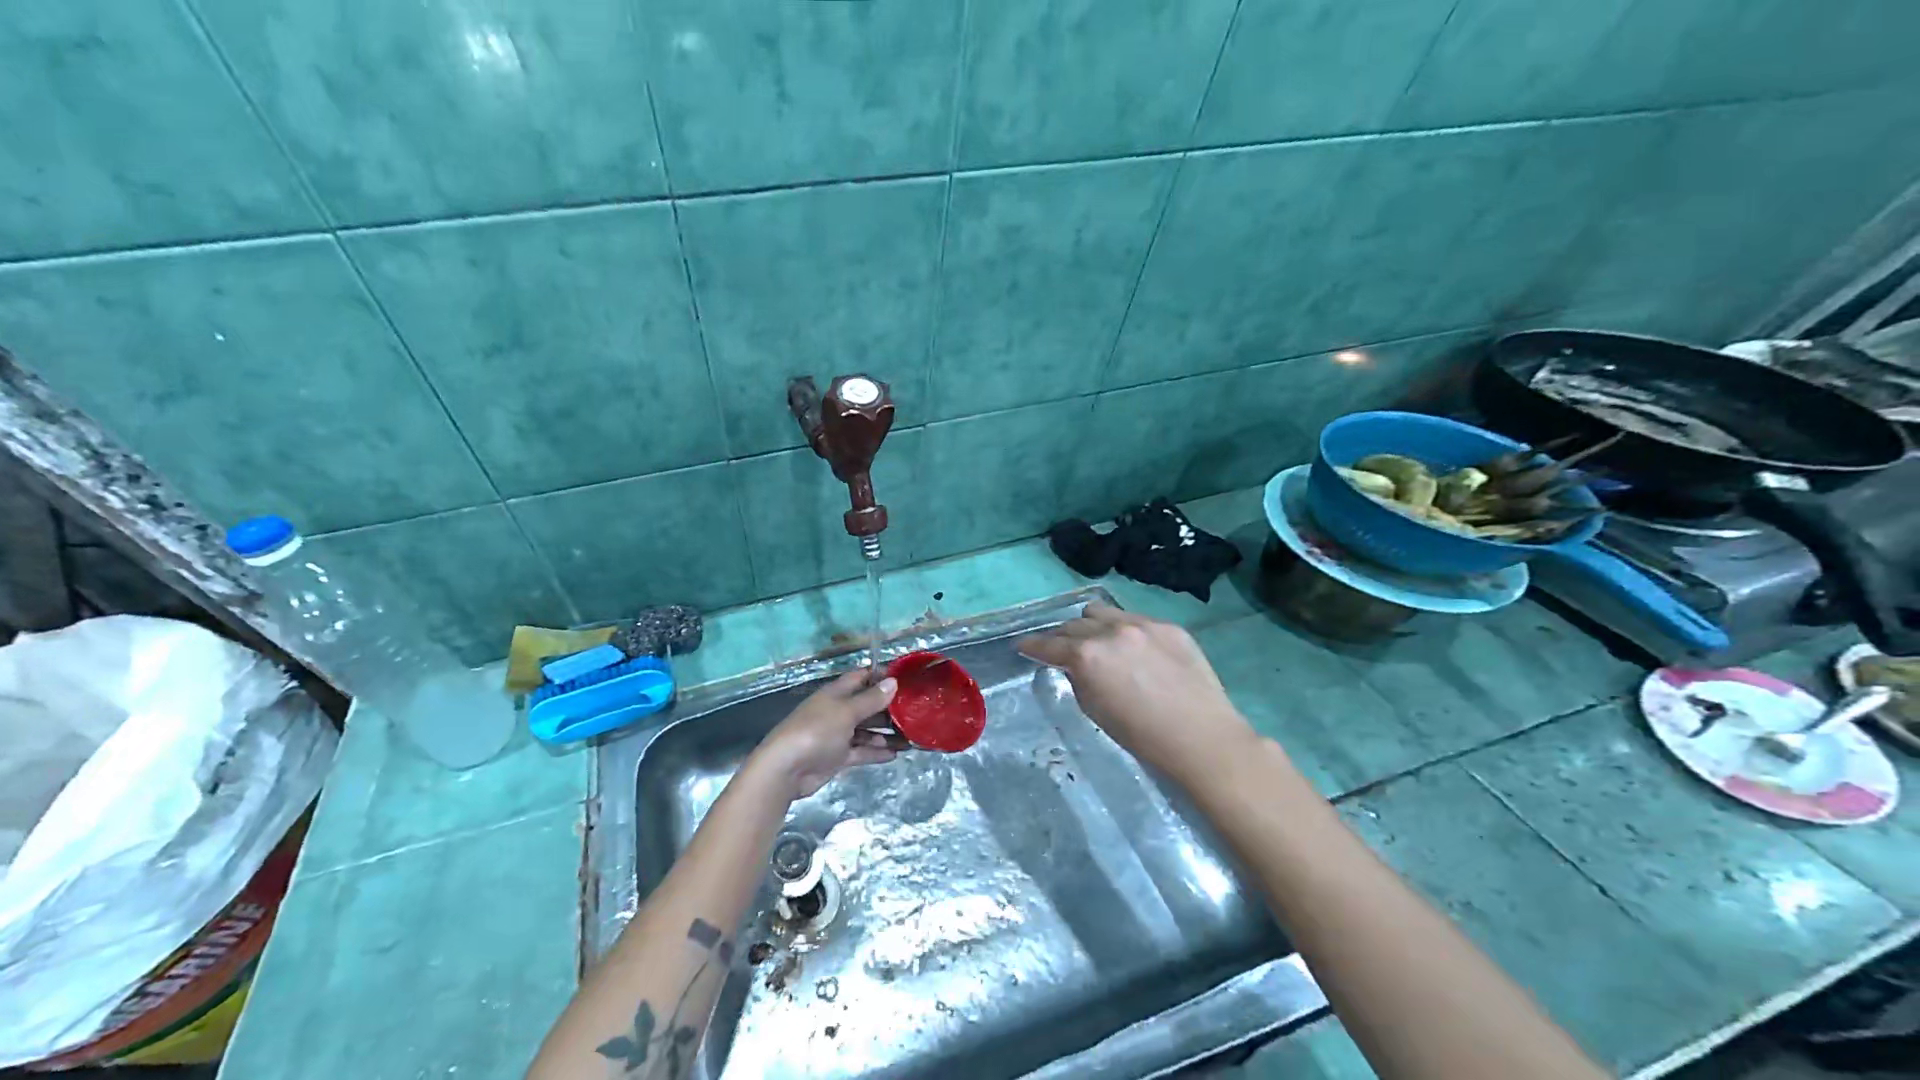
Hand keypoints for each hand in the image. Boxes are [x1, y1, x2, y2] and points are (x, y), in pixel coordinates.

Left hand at [748, 670, 900, 800]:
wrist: (786, 769)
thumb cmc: (816, 731)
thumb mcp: (846, 712)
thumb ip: (870, 699)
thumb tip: (893, 682)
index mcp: (836, 694)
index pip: (861, 678)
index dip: (881, 676)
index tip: (905, 679)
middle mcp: (837, 711)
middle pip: (866, 706)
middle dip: (889, 708)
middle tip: (916, 712)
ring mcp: (837, 735)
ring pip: (866, 731)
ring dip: (886, 733)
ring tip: (912, 737)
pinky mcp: (837, 757)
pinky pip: (861, 751)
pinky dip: (876, 752)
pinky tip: (896, 754)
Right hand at [1017, 602, 1258, 779]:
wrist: (1201, 737)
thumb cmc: (1142, 735)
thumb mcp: (1095, 710)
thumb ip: (1078, 679)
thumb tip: (1074, 665)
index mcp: (1088, 655)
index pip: (1050, 644)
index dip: (1033, 646)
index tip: (1023, 646)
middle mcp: (1112, 631)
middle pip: (1074, 624)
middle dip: (1063, 637)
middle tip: (1063, 650)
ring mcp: (1143, 624)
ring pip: (1103, 612)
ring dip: (1092, 625)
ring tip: (1098, 641)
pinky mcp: (1169, 626)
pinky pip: (1135, 619)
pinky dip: (1125, 631)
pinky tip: (1136, 651)